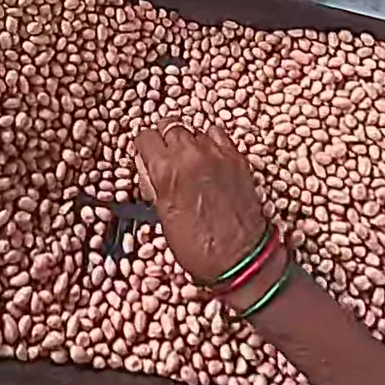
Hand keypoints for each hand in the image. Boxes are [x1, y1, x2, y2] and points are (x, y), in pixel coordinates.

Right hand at [133, 120, 270, 284]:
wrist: (239, 258)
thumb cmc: (198, 246)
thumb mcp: (162, 214)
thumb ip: (155, 183)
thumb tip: (150, 167)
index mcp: (165, 169)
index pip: (145, 137)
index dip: (144, 146)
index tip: (147, 153)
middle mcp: (188, 154)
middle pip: (169, 126)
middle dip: (165, 139)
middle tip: (167, 156)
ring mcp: (215, 153)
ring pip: (193, 129)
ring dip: (188, 141)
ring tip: (190, 159)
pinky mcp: (235, 157)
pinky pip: (217, 135)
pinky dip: (210, 142)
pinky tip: (209, 156)